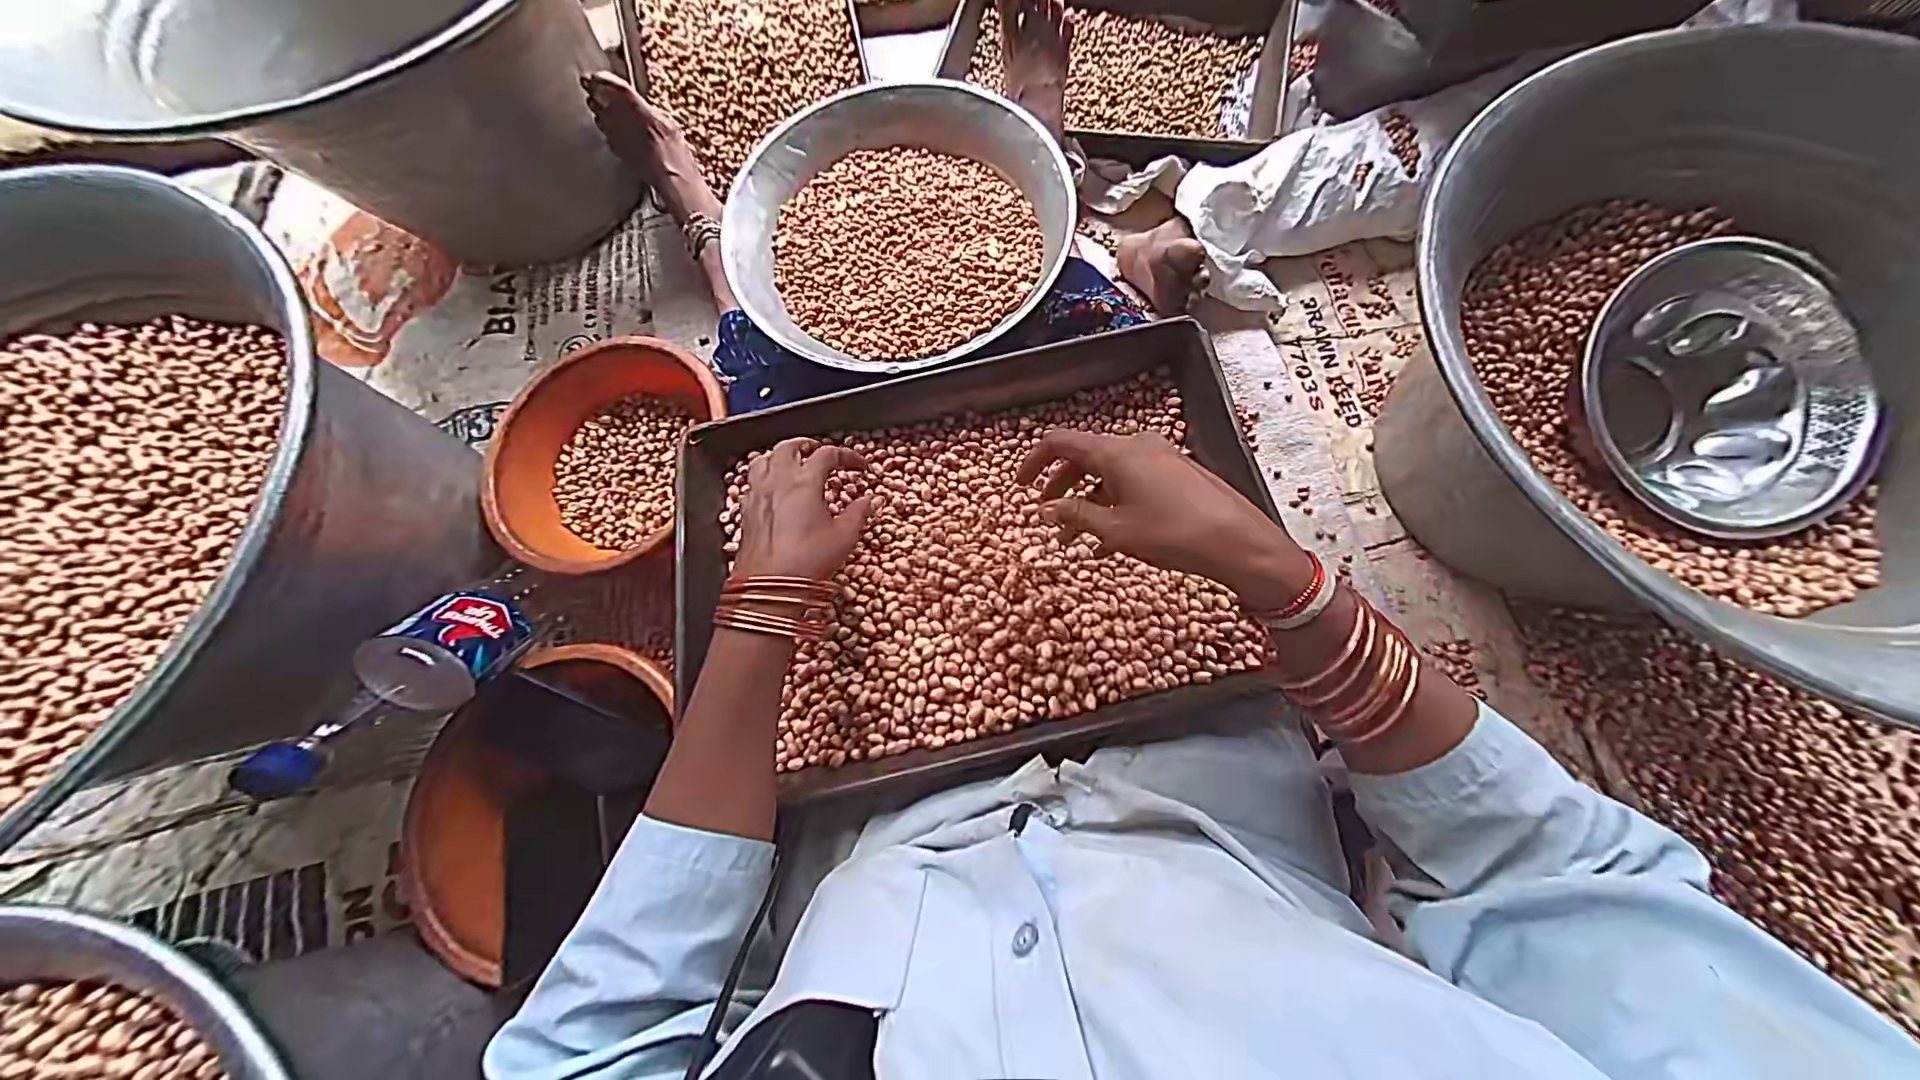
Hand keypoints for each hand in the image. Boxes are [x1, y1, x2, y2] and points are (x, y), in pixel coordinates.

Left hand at [731, 438, 872, 581]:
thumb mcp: (844, 536)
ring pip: (764, 459)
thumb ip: (858, 513)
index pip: (827, 455)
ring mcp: (757, 495)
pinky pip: (751, 482)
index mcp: (805, 482)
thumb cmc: (807, 561)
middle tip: (819, 452)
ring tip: (792, 462)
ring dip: (780, 456)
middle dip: (807, 445)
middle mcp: (777, 482)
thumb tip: (869, 501)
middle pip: (789, 447)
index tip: (858, 466)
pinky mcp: (745, 512)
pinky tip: (772, 489)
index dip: (847, 456)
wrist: (769, 586)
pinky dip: (764, 476)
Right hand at [1015, 429, 1312, 607]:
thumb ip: (1075, 515)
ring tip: (1074, 537)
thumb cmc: (1174, 534)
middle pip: (1084, 458)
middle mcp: (1137, 446)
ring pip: (1109, 475)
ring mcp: (1160, 458)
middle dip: (1060, 487)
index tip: (1020, 484)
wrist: (1239, 544)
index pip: (1061, 443)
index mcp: (1116, 452)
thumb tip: (1046, 509)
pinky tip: (1106, 540)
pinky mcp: (1177, 475)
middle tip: (1046, 514)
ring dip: (1087, 502)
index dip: (1034, 462)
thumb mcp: (1115, 530)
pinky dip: (1113, 505)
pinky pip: (1132, 484)